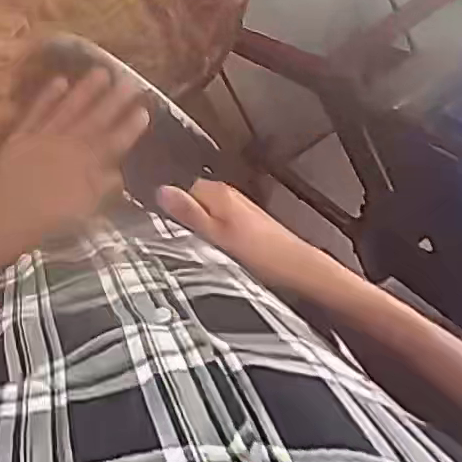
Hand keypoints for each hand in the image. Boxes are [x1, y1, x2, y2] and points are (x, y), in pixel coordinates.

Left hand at [0, 68, 148, 312]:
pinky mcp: (19, 136)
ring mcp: (41, 138)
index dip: (130, 126)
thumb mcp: (81, 214)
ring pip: (69, 109)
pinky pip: (37, 110)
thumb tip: (119, 171)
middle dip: (114, 100)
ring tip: (101, 71)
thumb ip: (101, 190)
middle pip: (95, 119)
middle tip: (130, 80)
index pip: (114, 142)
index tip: (145, 109)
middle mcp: (66, 147)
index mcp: (84, 168)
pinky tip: (60, 80)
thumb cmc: (42, 227)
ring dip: (86, 90)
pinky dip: (49, 95)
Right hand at [156, 179, 353, 296]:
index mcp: (218, 192)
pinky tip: (230, 254)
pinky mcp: (251, 223)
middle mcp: (230, 195)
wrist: (301, 271)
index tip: (178, 230)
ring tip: (215, 252)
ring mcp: (242, 208)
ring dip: (209, 230)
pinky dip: (223, 237)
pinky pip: (225, 223)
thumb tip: (160, 191)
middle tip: (197, 243)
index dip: (178, 210)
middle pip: (196, 200)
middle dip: (193, 220)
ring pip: (211, 213)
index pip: (183, 189)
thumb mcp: (215, 236)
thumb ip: (187, 213)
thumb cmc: (261, 255)